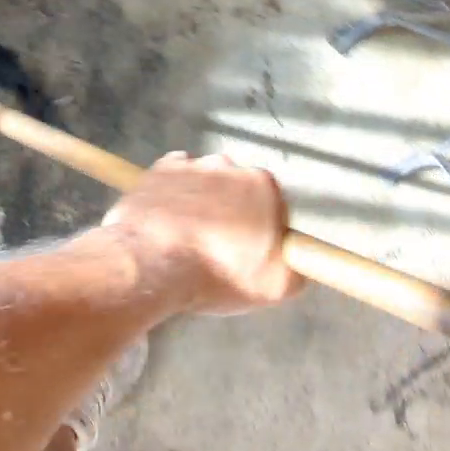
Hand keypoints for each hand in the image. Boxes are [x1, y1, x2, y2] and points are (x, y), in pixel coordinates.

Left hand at [101, 152, 302, 313]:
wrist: (153, 262)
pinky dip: (172, 193)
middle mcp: (227, 165)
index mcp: (262, 185)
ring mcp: (189, 164)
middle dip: (231, 210)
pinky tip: (167, 218)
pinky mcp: (157, 169)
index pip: (272, 203)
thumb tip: (293, 259)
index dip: (263, 228)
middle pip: (236, 188)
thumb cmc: (219, 273)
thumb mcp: (278, 286)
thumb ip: (295, 265)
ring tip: (187, 234)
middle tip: (218, 244)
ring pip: (203, 182)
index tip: (250, 250)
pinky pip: (173, 178)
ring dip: (200, 201)